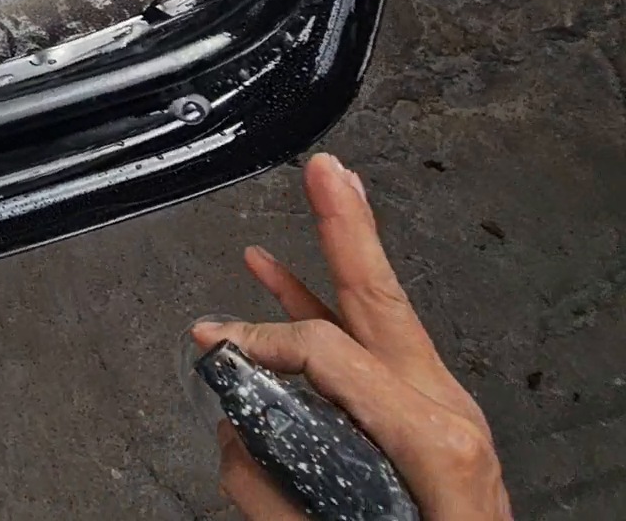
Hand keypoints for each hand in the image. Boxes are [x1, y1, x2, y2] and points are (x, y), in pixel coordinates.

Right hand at [195, 153, 509, 519]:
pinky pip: (364, 337)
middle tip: (327, 171)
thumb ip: (263, 481)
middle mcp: (440, 408)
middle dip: (349, 226)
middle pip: (380, 295)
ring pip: (373, 307)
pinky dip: (317, 296)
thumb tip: (227, 428)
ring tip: (322, 189)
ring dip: (341, 245)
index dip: (256, 334)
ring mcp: (438, 407)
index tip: (213, 344)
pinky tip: (274, 268)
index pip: (320, 346)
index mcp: (425, 433)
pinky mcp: (420, 412)